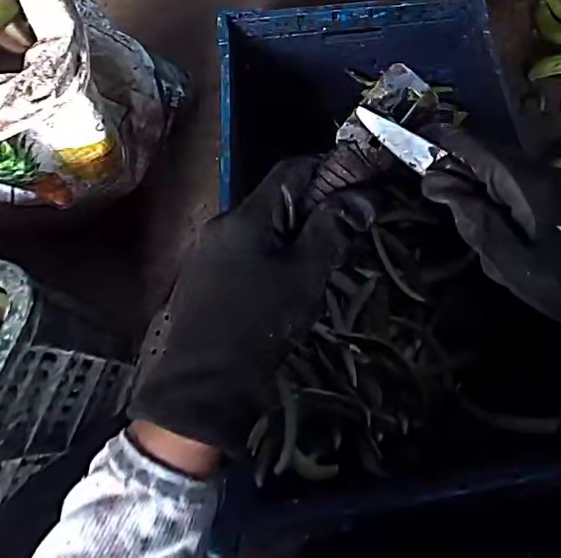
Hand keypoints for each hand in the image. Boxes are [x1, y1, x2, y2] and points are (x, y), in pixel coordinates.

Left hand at [127, 156, 362, 458]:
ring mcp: (208, 250)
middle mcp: (223, 223)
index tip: (356, 185)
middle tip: (345, 227)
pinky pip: (246, 248)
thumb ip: (333, 228)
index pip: (293, 169)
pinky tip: (286, 279)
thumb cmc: (258, 326)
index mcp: (247, 215)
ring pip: (263, 224)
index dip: (328, 169)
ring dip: (294, 231)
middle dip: (314, 206)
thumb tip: (361, 196)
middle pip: (277, 197)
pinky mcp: (203, 275)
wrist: (199, 391)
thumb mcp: (306, 274)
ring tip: (320, 258)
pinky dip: (272, 251)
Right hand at [419, 125, 560, 398]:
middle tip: (432, 175)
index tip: (423, 133)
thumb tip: (436, 182)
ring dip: (484, 174)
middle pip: (497, 154)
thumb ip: (472, 218)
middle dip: (463, 159)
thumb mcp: (507, 261)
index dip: (452, 139)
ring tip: (459, 192)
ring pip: (513, 165)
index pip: (483, 149)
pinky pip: (529, 178)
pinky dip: (505, 184)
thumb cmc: (559, 289)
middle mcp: (550, 172)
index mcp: (532, 185)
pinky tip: (495, 207)